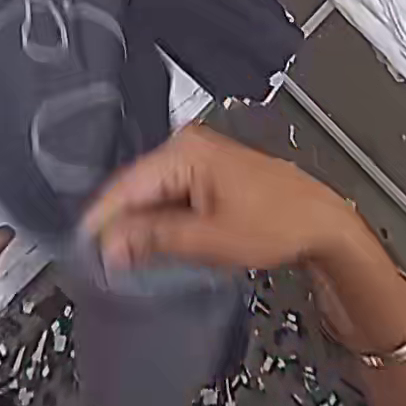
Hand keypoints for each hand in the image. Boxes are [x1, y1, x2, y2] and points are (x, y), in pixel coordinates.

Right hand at [82, 125, 405, 350]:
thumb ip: (154, 240)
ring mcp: (196, 155)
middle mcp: (186, 144)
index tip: (82, 247)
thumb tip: (111, 246)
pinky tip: (158, 241)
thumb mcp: (210, 239)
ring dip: (142, 223)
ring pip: (152, 192)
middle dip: (122, 223)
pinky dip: (162, 218)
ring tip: (129, 256)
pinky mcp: (204, 169)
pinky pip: (169, 193)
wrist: (323, 223)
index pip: (127, 184)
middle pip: (137, 186)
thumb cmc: (278, 222)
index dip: (102, 218)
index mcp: (184, 151)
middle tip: (106, 261)